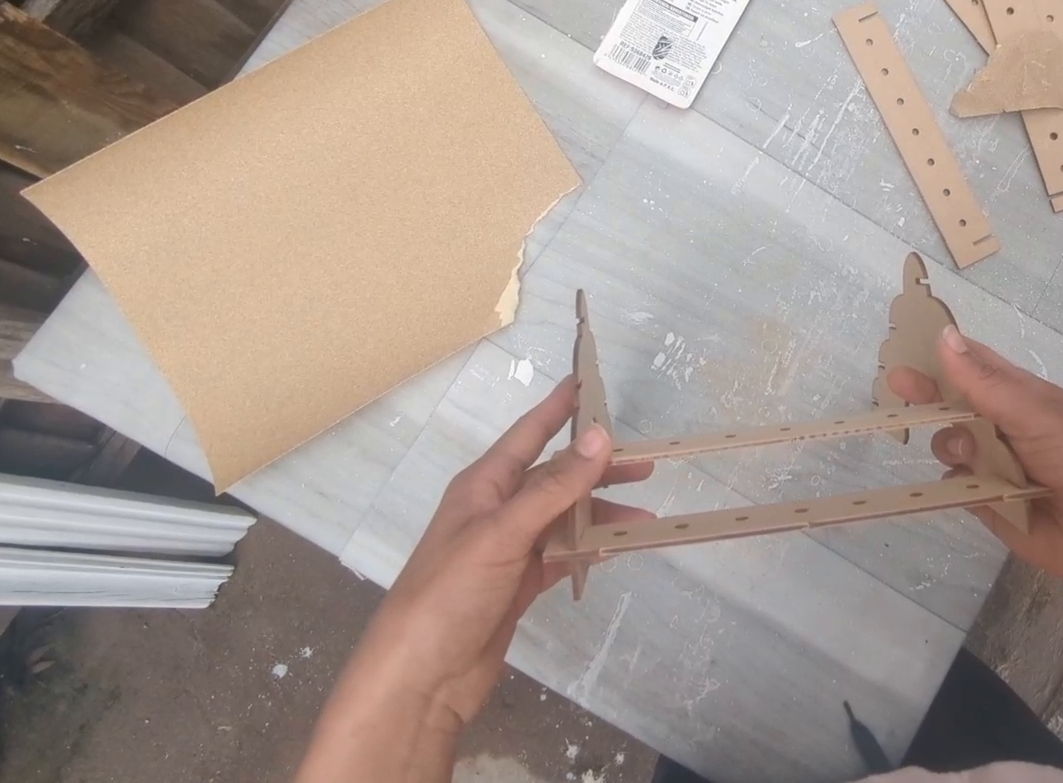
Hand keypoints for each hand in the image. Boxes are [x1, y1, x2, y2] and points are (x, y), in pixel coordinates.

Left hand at [296, 379, 651, 782]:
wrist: (418, 682)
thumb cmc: (449, 594)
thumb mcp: (503, 533)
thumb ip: (554, 487)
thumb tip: (600, 437)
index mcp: (484, 486)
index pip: (528, 434)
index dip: (558, 408)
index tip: (587, 381)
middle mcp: (497, 511)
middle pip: (555, 478)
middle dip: (597, 470)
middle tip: (644, 466)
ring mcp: (508, 549)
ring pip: (564, 518)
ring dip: (601, 515)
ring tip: (644, 519)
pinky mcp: (518, 584)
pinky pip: (562, 554)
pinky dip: (588, 549)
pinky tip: (616, 548)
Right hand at [887, 326, 1062, 597]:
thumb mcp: (1036, 415)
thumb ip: (984, 384)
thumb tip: (944, 336)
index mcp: (1020, 396)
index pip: (974, 364)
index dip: (942, 353)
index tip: (907, 343)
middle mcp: (1003, 425)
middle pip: (952, 402)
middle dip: (927, 394)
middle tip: (897, 385)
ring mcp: (994, 463)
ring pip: (949, 443)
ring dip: (951, 444)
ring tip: (973, 455)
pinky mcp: (987, 501)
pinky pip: (955, 484)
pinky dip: (957, 483)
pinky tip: (974, 485)